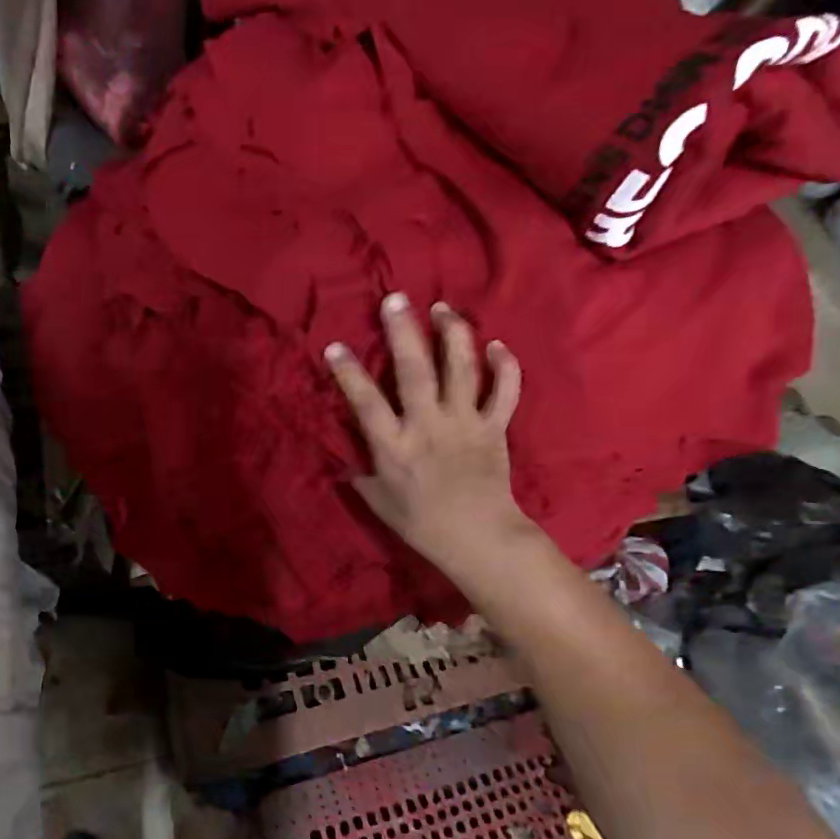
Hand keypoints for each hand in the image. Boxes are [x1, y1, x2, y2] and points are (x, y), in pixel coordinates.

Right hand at [326, 293, 533, 573]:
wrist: (479, 539)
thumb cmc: (421, 523)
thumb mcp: (378, 502)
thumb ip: (361, 473)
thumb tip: (344, 456)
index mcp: (394, 446)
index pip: (366, 402)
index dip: (349, 373)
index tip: (335, 347)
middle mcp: (428, 426)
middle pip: (414, 371)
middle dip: (402, 332)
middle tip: (394, 300)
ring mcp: (464, 423)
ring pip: (460, 369)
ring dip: (451, 334)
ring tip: (442, 309)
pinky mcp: (494, 427)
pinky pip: (504, 391)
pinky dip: (504, 366)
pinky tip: (497, 345)